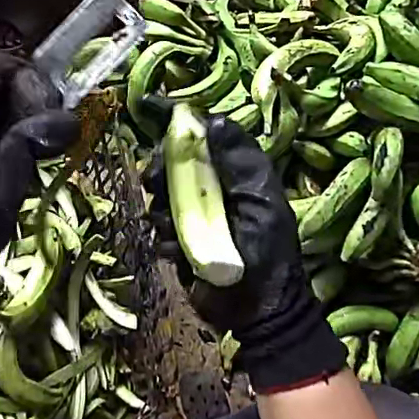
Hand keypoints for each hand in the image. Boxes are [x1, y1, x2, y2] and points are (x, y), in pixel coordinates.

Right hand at [147, 111, 344, 392]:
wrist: (260, 311)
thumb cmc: (270, 252)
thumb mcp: (261, 201)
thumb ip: (238, 161)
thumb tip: (212, 121)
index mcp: (236, 171)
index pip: (205, 134)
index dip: (179, 122)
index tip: (149, 107)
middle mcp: (213, 187)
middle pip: (173, 161)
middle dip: (161, 169)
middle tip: (154, 182)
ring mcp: (193, 213)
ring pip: (160, 194)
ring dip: (162, 208)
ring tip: (176, 230)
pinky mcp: (179, 240)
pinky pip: (158, 228)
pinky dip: (166, 238)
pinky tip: (179, 252)